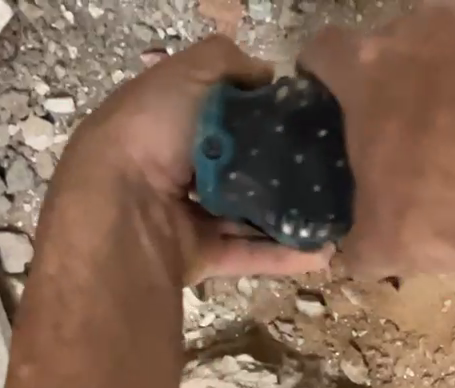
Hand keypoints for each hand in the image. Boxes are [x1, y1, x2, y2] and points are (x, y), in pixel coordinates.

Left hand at [51, 36, 331, 282]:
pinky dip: (283, 255)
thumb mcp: (187, 75)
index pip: (223, 118)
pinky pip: (248, 254)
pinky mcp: (201, 256)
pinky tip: (322, 249)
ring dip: (289, 218)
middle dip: (281, 173)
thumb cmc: (150, 132)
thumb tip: (267, 76)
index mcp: (169, 123)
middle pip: (239, 171)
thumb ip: (227, 64)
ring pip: (247, 217)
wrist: (122, 209)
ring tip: (333, 215)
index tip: (303, 121)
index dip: (261, 117)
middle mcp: (177, 171)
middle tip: (326, 171)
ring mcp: (188, 218)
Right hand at [299, 2, 454, 277]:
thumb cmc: (447, 207)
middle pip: (390, 49)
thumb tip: (349, 254)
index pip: (322, 51)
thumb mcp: (382, 247)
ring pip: (448, 52)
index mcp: (367, 71)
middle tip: (401, 142)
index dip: (319, 80)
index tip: (329, 109)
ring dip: (446, 88)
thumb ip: (353, 245)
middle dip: (390, 89)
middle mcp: (420, 29)